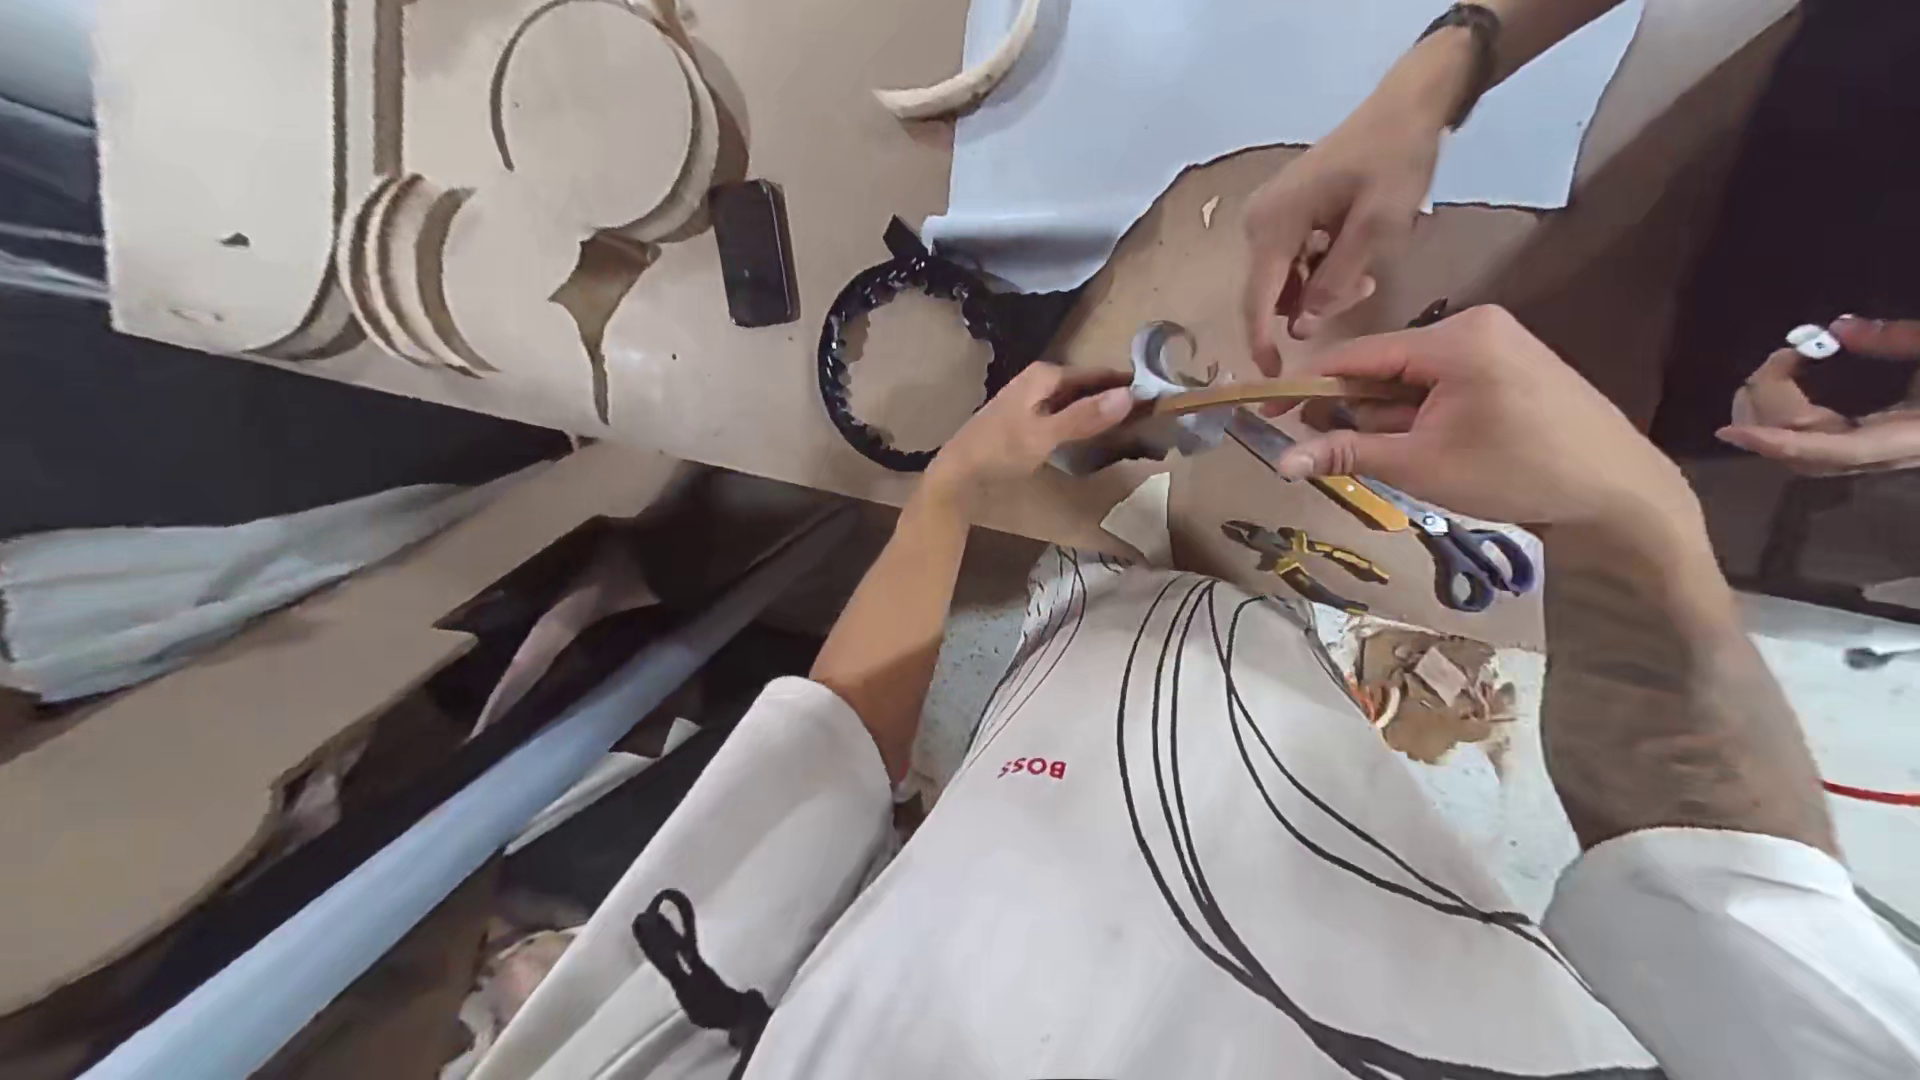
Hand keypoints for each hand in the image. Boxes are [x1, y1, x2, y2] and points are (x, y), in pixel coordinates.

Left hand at [921, 364, 1133, 512]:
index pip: (1097, 374)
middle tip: (1150, 418)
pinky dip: (1081, 425)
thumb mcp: (1044, 435)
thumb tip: (1130, 395)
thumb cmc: (999, 451)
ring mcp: (1031, 401)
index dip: (1125, 385)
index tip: (1157, 397)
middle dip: (1114, 400)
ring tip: (1131, 429)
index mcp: (1044, 375)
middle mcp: (1039, 381)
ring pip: (1075, 403)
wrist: (958, 474)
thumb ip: (1085, 416)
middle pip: (1086, 387)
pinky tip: (1094, 438)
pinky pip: (1063, 417)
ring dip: (1098, 414)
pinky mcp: (1026, 422)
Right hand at [1241, 36, 1469, 374]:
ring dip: (1315, 291)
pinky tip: (1347, 257)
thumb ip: (1335, 281)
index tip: (1274, 376)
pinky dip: (1314, 273)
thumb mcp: (1378, 226)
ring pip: (1280, 283)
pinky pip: (1287, 265)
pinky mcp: (1276, 219)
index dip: (1261, 343)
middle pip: (1268, 293)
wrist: (1405, 105)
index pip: (1257, 300)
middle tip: (1361, 293)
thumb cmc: (1396, 158)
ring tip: (1363, 273)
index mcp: (1272, 227)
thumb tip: (1301, 327)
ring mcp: (1264, 221)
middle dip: (1307, 308)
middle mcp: (1256, 226)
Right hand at [1275, 306, 1701, 537]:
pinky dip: (1410, 415)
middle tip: (1329, 451)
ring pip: (1402, 379)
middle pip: (1377, 366)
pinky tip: (1419, 446)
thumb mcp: (1417, 464)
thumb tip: (1280, 462)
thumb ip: (1344, 453)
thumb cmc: (1514, 472)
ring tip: (1392, 457)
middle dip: (1347, 409)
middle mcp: (1471, 327)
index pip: (1353, 355)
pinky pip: (1432, 384)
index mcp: (1453, 339)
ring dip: (1381, 418)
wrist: (1619, 494)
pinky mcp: (1502, 366)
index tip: (1267, 415)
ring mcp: (1492, 344)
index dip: (1303, 386)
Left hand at [1715, 316, 1919, 474]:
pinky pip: (1806, 441)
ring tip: (1777, 366)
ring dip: (1766, 413)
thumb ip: (1903, 339)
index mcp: (1919, 438)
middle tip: (1780, 357)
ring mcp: (1879, 454)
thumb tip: (1840, 327)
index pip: (1836, 453)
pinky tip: (1779, 383)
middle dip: (1771, 409)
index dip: (1780, 444)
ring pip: (1794, 452)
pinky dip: (1778, 416)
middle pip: (1801, 452)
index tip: (1730, 431)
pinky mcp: (1870, 445)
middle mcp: (1892, 454)